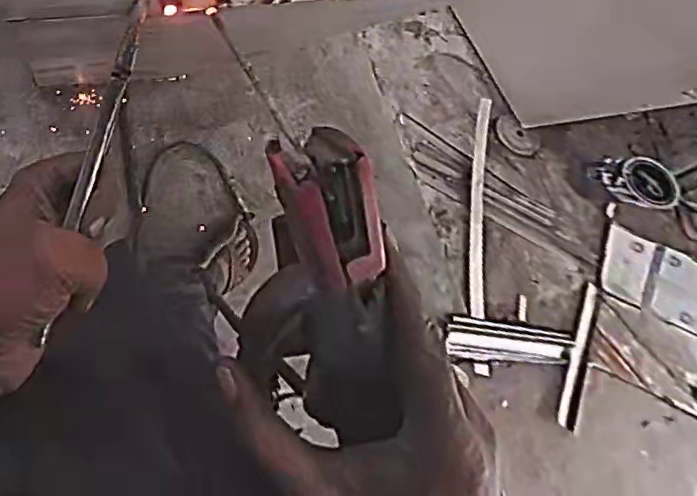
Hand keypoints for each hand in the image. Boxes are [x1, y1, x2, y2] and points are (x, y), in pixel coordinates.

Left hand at [0, 153, 108, 416]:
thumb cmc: (4, 287)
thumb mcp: (59, 256)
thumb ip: (95, 248)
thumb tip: (98, 263)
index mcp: (35, 188)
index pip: (85, 164)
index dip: (107, 176)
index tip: (118, 204)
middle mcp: (44, 214)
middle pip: (96, 207)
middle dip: (101, 232)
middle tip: (88, 254)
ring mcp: (48, 254)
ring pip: (96, 251)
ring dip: (90, 277)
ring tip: (71, 293)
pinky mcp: (52, 291)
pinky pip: (87, 286)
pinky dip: (82, 301)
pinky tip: (66, 313)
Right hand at [217, 242, 497, 495]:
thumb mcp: (319, 491)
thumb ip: (266, 434)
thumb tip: (224, 375)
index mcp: (441, 427)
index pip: (415, 321)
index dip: (390, 268)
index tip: (368, 227)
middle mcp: (467, 418)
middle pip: (405, 333)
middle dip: (355, 327)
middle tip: (315, 340)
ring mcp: (472, 424)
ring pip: (411, 355)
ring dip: (365, 360)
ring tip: (331, 406)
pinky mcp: (465, 430)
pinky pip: (420, 379)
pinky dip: (382, 381)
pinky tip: (355, 418)